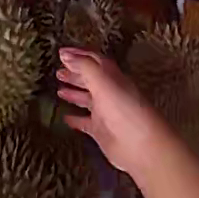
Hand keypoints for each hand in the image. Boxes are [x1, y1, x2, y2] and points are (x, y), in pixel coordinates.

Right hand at [56, 47, 182, 177]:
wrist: (141, 144)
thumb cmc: (123, 109)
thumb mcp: (103, 82)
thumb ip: (85, 67)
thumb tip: (66, 55)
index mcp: (111, 77)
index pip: (94, 60)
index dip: (78, 55)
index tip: (61, 53)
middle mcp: (109, 92)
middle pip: (90, 79)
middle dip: (74, 74)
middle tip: (58, 72)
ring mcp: (105, 112)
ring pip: (87, 99)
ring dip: (74, 93)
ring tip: (59, 90)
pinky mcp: (101, 130)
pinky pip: (85, 122)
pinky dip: (75, 118)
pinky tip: (65, 118)